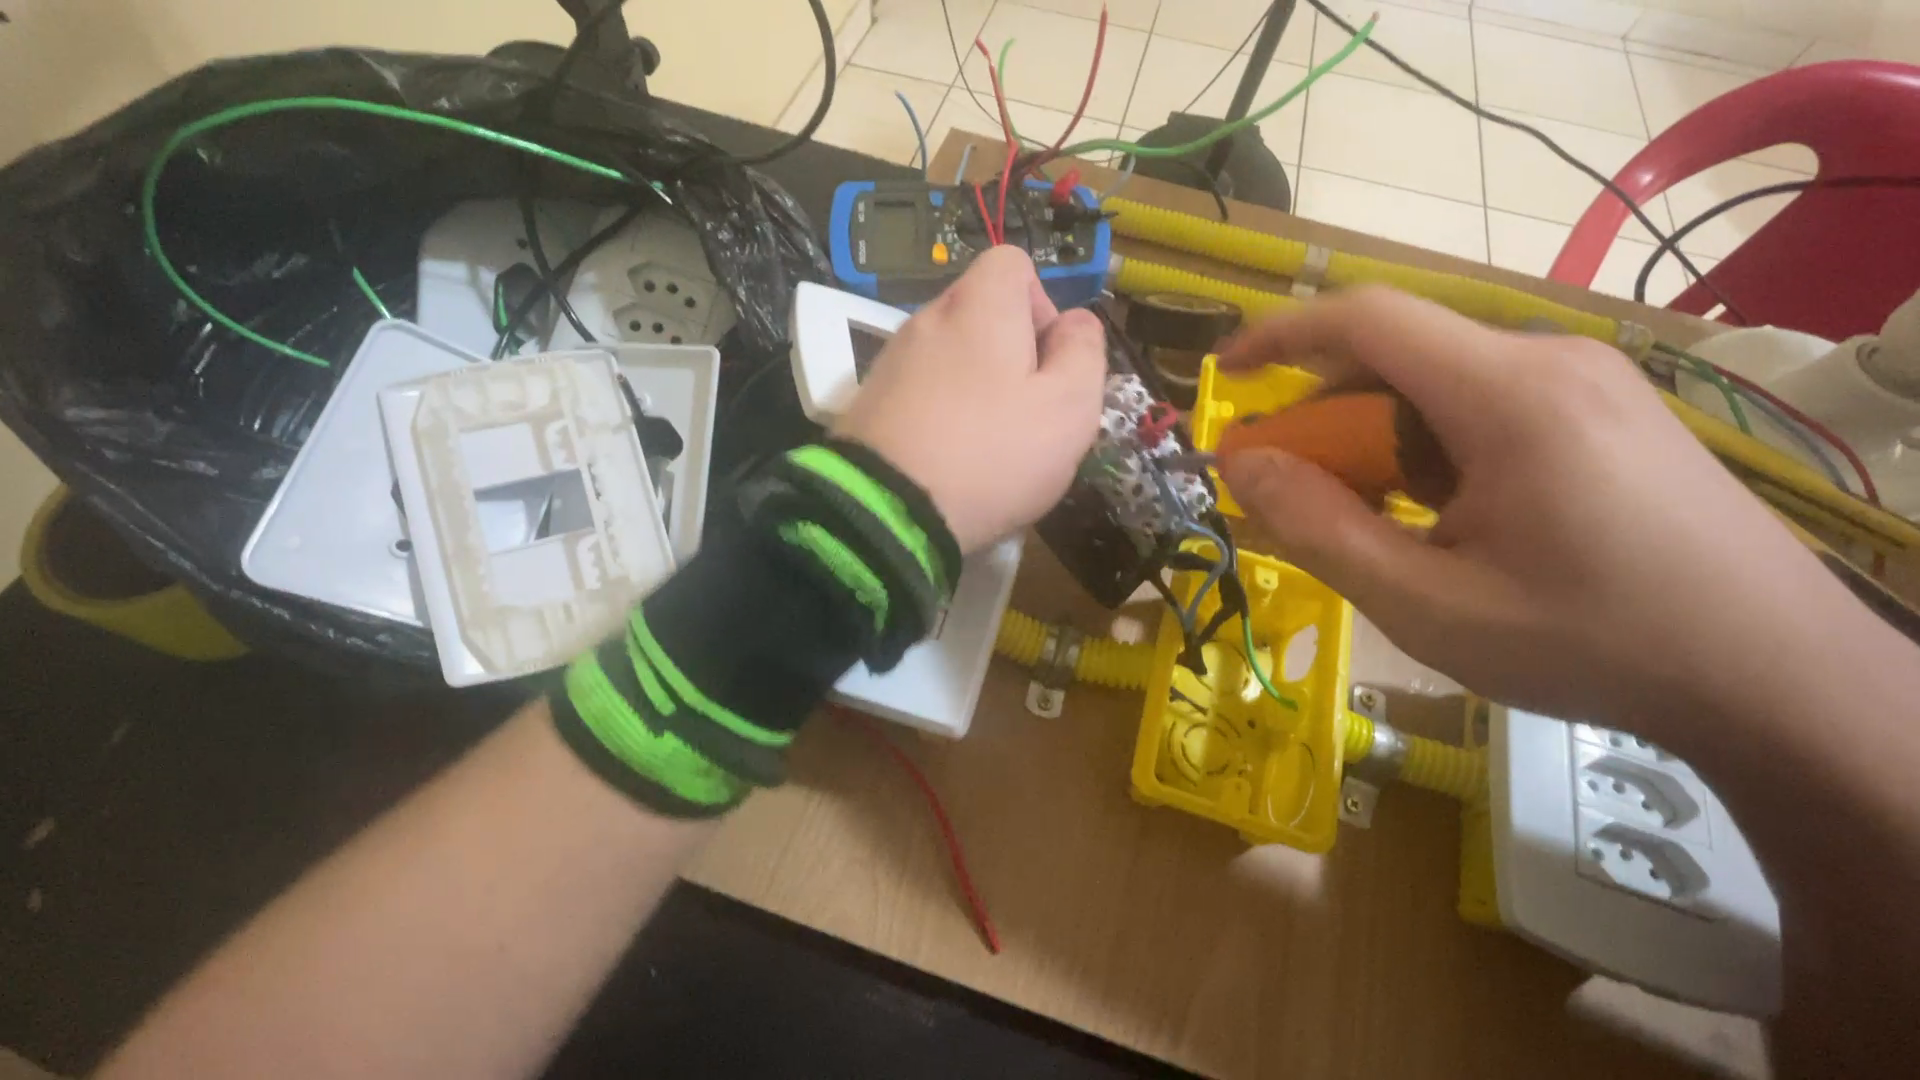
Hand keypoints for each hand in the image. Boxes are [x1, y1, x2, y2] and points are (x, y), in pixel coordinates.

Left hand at [833, 247, 1107, 554]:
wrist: (887, 512)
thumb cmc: (992, 455)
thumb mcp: (1069, 408)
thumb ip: (1084, 353)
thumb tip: (1076, 321)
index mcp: (979, 306)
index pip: (1012, 262)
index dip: (1042, 303)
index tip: (1048, 360)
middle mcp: (927, 319)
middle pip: (980, 312)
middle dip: (1010, 351)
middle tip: (1025, 412)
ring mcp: (890, 361)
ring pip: (949, 354)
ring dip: (975, 384)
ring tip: (986, 443)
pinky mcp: (868, 402)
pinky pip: (919, 390)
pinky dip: (940, 411)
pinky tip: (947, 458)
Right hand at [1215, 287, 1863, 725]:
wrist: (1775, 677)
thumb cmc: (1589, 643)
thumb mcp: (1426, 603)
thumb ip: (1319, 529)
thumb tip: (1242, 463)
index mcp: (1507, 394)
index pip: (1366, 319)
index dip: (1279, 335)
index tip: (1223, 373)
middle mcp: (1550, 361)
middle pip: (1399, 355)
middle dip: (1325, 414)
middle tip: (1293, 490)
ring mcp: (1588, 381)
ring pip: (1439, 382)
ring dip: (1379, 436)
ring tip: (1373, 518)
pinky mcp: (1608, 409)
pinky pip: (1485, 403)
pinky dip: (1430, 445)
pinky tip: (1443, 514)